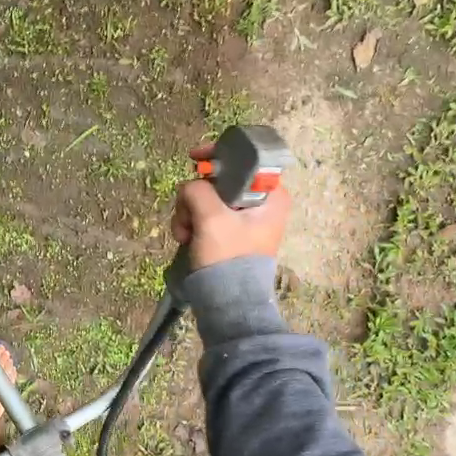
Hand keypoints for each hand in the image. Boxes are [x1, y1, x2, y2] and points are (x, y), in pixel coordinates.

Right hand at [171, 143, 291, 270]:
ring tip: (184, 234)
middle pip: (219, 181)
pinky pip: (204, 216)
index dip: (218, 155)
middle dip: (195, 196)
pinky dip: (191, 224)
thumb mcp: (211, 218)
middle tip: (186, 214)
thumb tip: (189, 188)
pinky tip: (185, 239)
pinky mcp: (229, 234)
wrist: (228, 300)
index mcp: (270, 195)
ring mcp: (244, 220)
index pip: (246, 160)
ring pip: (207, 199)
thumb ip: (198, 191)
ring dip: (188, 213)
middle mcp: (260, 204)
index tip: (194, 158)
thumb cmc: (227, 256)